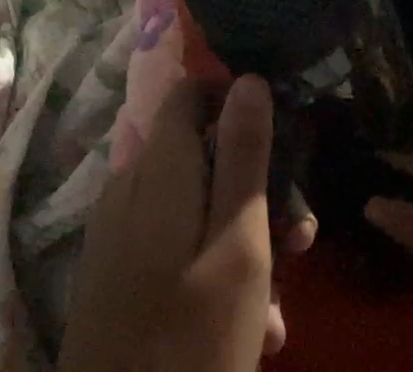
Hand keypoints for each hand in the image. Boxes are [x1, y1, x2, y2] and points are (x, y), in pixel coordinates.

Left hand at [59, 76, 280, 371]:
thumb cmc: (191, 333)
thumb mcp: (238, 243)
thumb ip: (243, 156)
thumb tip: (249, 80)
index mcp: (156, 166)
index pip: (189, 91)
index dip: (235, 100)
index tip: (282, 137)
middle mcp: (127, 184)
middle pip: (197, 155)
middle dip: (253, 190)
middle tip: (300, 242)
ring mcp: (115, 229)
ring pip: (191, 207)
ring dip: (239, 241)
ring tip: (275, 307)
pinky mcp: (113, 270)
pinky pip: (169, 243)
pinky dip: (208, 265)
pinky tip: (242, 322)